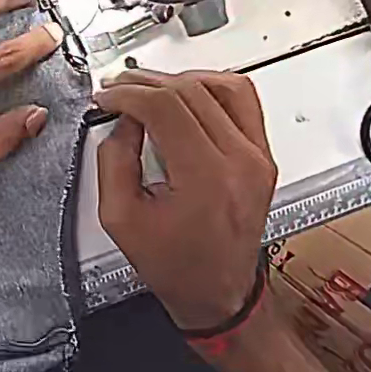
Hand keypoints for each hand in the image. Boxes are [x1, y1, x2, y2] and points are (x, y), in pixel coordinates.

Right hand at [94, 69, 277, 330]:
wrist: (217, 291)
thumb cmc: (176, 266)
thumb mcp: (120, 217)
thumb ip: (114, 159)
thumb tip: (122, 120)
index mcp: (206, 179)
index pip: (165, 107)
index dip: (128, 94)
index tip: (107, 97)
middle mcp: (241, 162)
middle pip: (190, 92)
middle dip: (145, 84)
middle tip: (119, 89)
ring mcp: (258, 156)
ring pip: (223, 86)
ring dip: (179, 80)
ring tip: (150, 88)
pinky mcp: (263, 156)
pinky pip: (243, 101)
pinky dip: (211, 88)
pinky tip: (186, 94)